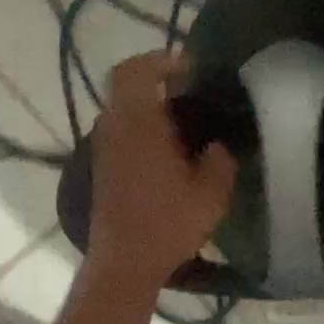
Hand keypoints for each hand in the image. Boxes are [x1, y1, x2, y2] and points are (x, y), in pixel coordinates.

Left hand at [87, 51, 237, 289]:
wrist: (125, 262)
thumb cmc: (168, 223)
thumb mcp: (211, 194)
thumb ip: (220, 162)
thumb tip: (217, 147)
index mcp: (138, 122)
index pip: (136, 71)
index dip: (160, 61)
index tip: (188, 70)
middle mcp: (113, 128)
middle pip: (127, 89)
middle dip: (156, 86)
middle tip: (189, 96)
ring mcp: (104, 151)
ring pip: (124, 115)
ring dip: (149, 113)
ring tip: (184, 130)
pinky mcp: (103, 173)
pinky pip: (122, 137)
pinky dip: (143, 135)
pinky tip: (169, 158)